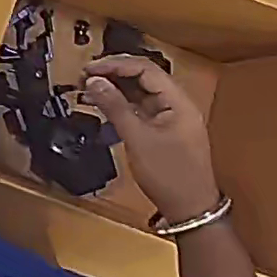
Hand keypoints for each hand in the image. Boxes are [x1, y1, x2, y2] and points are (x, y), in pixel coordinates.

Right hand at [83, 55, 220, 221]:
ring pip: (140, 94)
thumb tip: (94, 81)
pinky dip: (121, 106)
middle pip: (143, 78)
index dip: (116, 64)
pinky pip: (140, 110)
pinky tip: (103, 107)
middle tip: (85, 77)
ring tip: (89, 90)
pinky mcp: (163, 131)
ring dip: (116, 90)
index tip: (90, 68)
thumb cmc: (169, 176)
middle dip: (114, 75)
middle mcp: (176, 104)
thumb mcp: (138, 139)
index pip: (145, 69)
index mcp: (178, 101)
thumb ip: (115, 107)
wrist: (190, 211)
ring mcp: (170, 118)